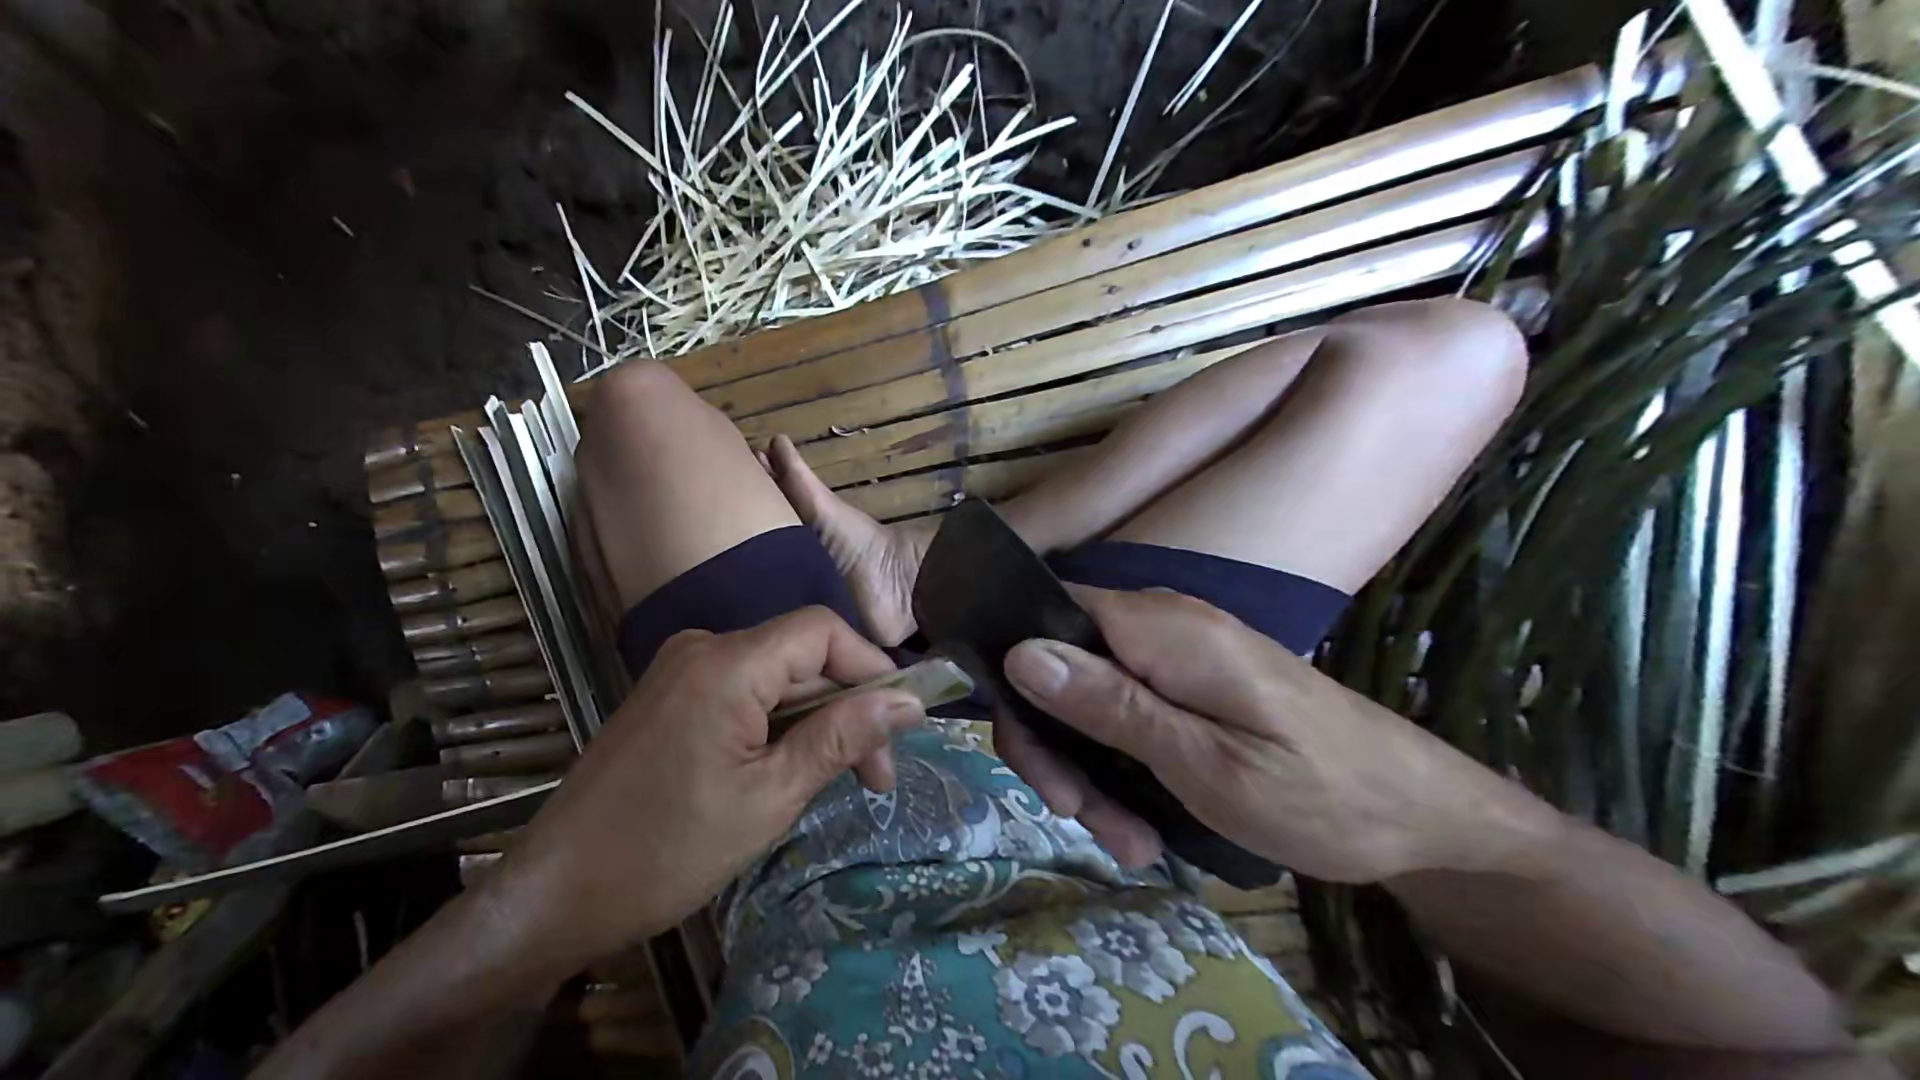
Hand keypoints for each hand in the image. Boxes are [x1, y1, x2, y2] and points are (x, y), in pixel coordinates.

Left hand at [477, 607, 925, 977]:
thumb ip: (842, 737)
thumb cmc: (666, 851)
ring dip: (816, 719)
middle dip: (848, 706)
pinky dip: (779, 721)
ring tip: (838, 779)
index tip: (901, 724)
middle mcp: (704, 647)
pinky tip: (790, 767)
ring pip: (777, 674)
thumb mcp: (770, 798)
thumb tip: (909, 702)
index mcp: (727, 664)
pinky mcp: (672, 694)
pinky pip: (745, 689)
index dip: (872, 667)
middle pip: (802, 654)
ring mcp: (682, 668)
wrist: (553, 894)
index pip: (823, 630)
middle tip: (875, 774)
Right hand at [995, 587, 1557, 882]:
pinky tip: (1143, 822)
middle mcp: (1161, 623)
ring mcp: (1177, 651)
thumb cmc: (1320, 794)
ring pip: (1089, 696)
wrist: (1422, 813)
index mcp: (1162, 627)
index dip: (1020, 683)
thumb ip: (1111, 704)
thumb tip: (1019, 652)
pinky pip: (1125, 709)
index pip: (1046, 619)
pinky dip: (1120, 764)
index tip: (1038, 763)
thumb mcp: (1205, 764)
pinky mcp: (1190, 679)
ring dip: (1091, 768)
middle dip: (1058, 744)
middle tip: (1083, 819)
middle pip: (1060, 663)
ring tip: (1129, 840)